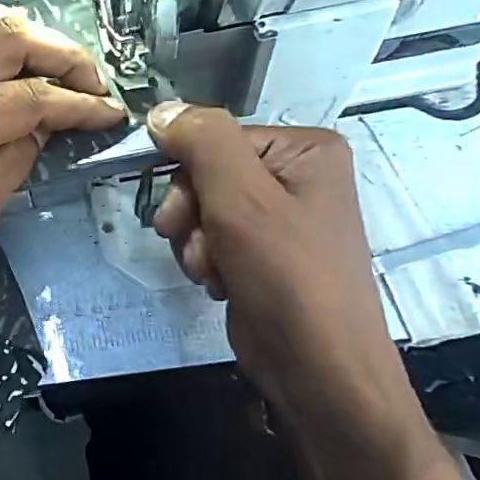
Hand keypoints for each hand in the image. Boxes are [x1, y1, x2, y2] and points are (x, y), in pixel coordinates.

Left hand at [0, 0, 125, 305]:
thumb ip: (12, 166)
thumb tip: (44, 127)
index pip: (31, 99)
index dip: (79, 105)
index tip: (113, 113)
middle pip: (12, 42)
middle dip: (66, 58)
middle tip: (98, 85)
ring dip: (30, 32)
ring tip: (61, 63)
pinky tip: (12, 48)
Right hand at [147, 102, 409, 430]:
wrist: (318, 368)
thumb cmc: (286, 275)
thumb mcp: (240, 197)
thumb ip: (201, 142)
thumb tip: (162, 110)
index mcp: (307, 149)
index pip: (220, 138)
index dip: (190, 174)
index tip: (178, 215)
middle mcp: (299, 178)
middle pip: (211, 175)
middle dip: (194, 215)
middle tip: (198, 247)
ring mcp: (283, 220)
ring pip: (207, 212)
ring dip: (198, 244)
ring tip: (215, 273)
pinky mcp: (266, 256)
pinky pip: (218, 242)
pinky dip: (211, 263)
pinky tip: (223, 285)